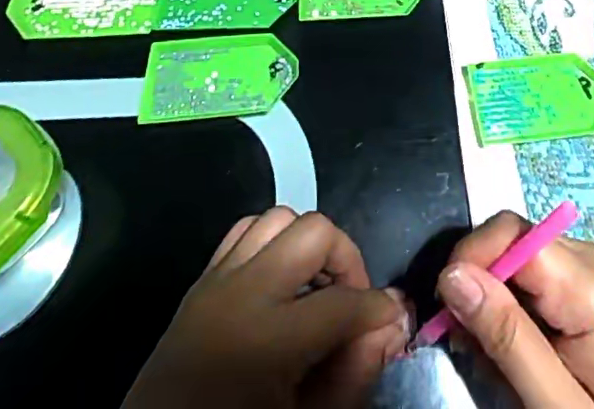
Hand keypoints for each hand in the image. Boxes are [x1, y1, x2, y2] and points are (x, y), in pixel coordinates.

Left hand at [124, 207, 411, 408]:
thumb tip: (391, 325)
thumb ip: (353, 374)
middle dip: (346, 260)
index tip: (392, 321)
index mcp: (266, 339)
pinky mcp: (200, 280)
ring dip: (307, 246)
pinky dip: (272, 242)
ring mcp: (216, 280)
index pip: (345, 302)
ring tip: (315, 287)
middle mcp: (241, 293)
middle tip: (350, 301)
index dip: (380, 310)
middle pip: (315, 233)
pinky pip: (245, 230)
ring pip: (280, 219)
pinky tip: (279, 280)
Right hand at [437, 211, 593, 408]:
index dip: (472, 259)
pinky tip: (523, 349)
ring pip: (527, 257)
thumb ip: (508, 338)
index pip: (516, 233)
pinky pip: (547, 274)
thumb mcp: (558, 405)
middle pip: (519, 240)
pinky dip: (521, 304)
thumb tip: (452, 274)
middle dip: (482, 282)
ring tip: (495, 357)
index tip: (445, 311)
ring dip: (498, 297)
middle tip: (466, 345)